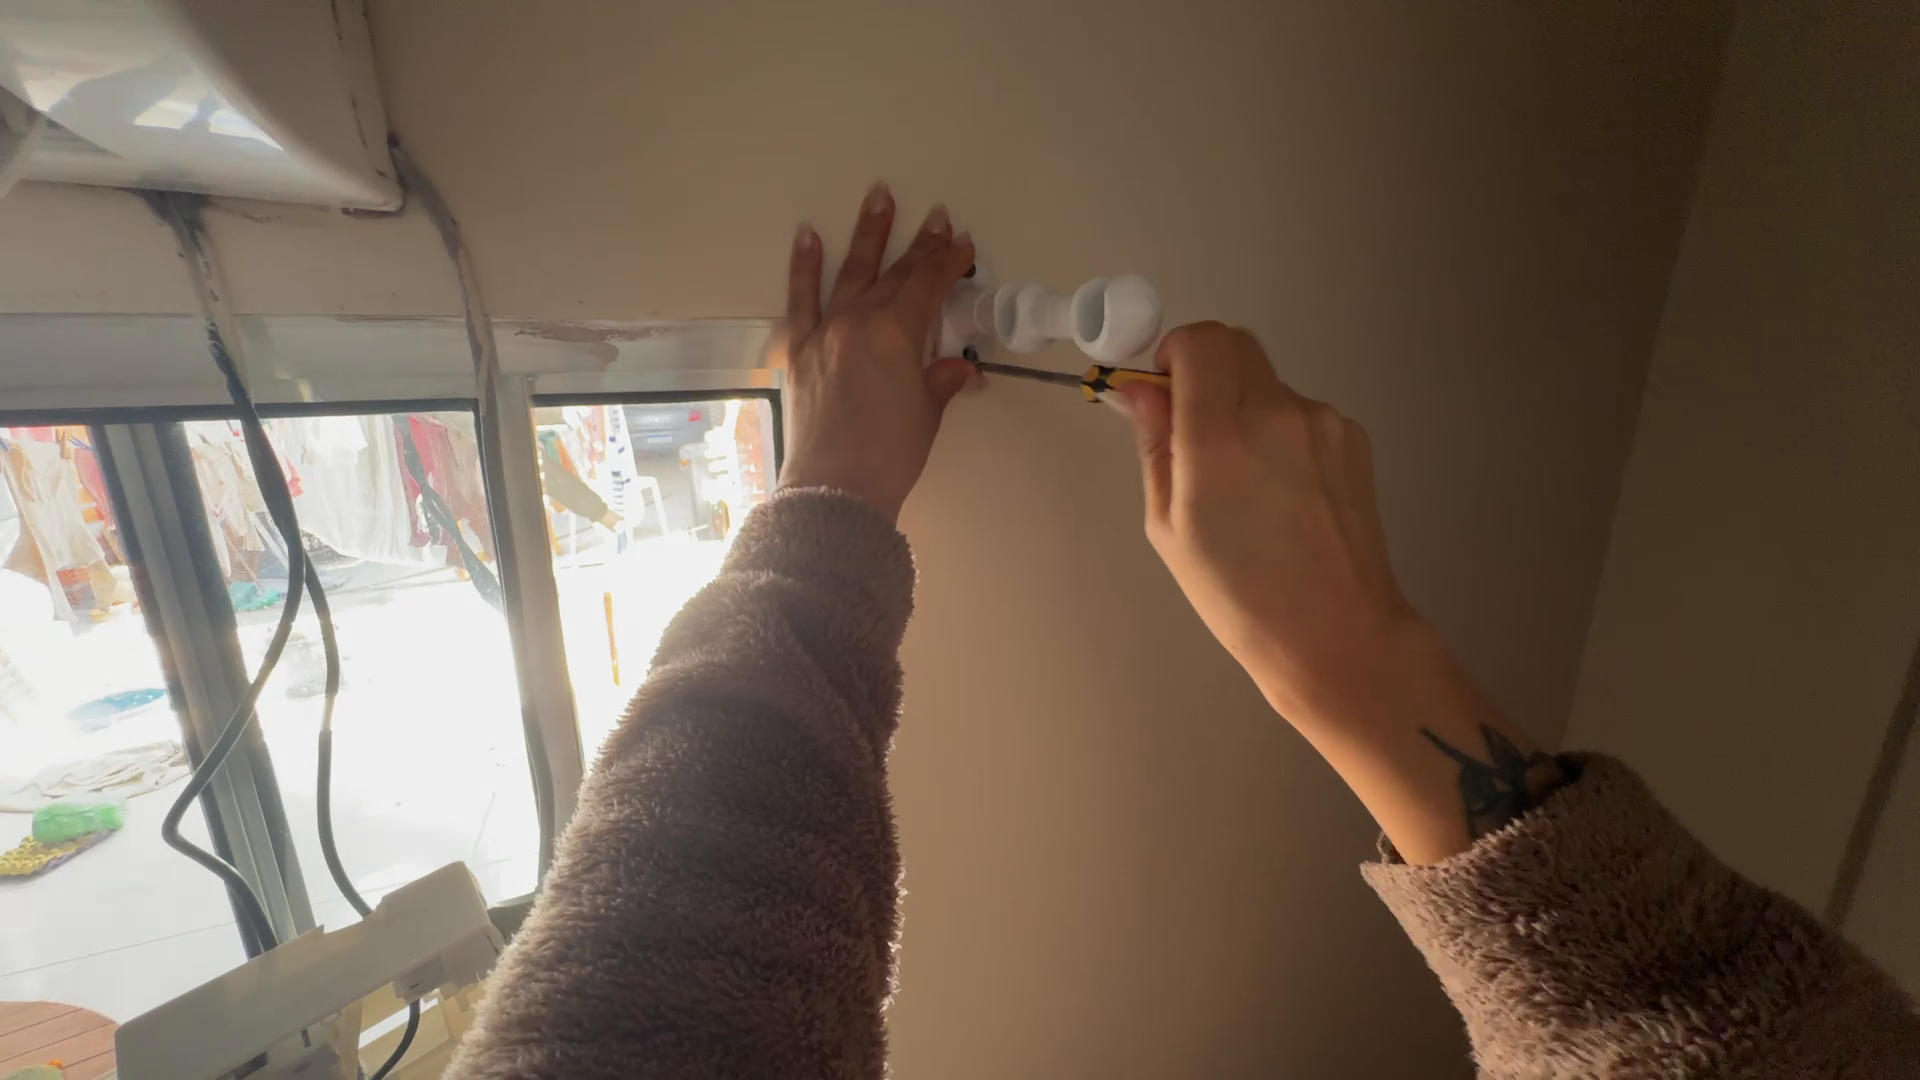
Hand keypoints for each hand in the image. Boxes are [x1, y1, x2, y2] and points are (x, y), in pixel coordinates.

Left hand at [777, 183, 977, 522]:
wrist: (835, 490)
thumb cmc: (891, 455)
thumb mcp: (926, 415)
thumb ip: (940, 380)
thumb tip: (959, 368)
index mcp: (896, 335)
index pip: (929, 287)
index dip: (949, 263)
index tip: (964, 244)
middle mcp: (859, 321)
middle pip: (895, 275)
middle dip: (919, 246)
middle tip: (936, 217)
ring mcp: (825, 333)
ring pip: (851, 274)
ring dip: (868, 235)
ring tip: (879, 197)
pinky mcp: (799, 351)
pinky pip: (800, 300)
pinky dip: (804, 267)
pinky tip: (808, 235)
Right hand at [1112, 322, 1417, 720]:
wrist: (1335, 632)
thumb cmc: (1234, 592)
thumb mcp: (1167, 525)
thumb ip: (1155, 445)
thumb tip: (1138, 392)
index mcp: (1221, 438)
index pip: (1200, 341)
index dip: (1173, 352)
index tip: (1164, 390)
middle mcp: (1278, 413)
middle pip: (1235, 342)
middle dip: (1203, 367)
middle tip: (1191, 424)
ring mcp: (1324, 422)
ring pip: (1267, 379)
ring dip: (1241, 403)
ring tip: (1242, 477)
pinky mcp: (1353, 437)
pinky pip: (1299, 409)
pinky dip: (1276, 427)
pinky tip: (1280, 488)